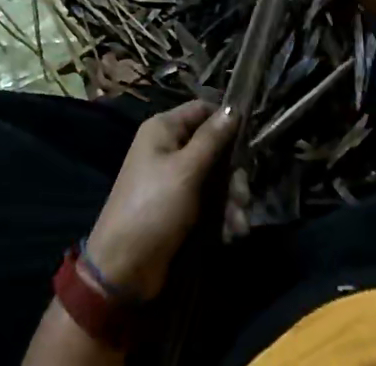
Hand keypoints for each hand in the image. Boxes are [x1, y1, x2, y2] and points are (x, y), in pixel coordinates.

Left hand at [85, 101, 237, 298]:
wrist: (123, 269)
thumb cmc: (154, 208)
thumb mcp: (186, 170)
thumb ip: (212, 138)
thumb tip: (233, 107)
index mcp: (164, 129)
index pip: (203, 109)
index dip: (227, 120)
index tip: (252, 138)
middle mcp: (169, 148)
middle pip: (214, 146)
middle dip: (233, 173)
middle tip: (244, 196)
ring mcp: (174, 178)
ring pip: (215, 176)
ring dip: (231, 198)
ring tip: (239, 224)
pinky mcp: (179, 206)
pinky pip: (208, 200)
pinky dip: (222, 214)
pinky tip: (231, 233)